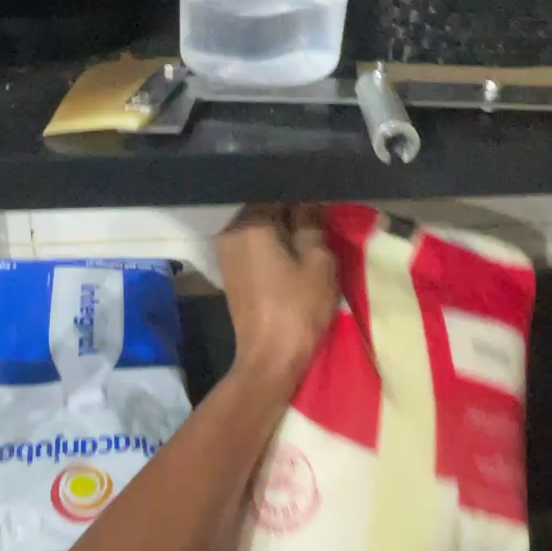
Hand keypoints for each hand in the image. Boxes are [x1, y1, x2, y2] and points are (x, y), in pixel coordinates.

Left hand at [217, 204, 337, 393]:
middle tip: (321, 218)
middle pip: (265, 209)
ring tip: (310, 235)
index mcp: (250, 223)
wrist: (270, 358)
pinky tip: (292, 253)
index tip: (324, 202)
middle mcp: (231, 232)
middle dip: (291, 211)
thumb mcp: (318, 262)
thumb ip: (312, 224)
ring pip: (259, 228)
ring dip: (282, 230)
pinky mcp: (230, 272)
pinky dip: (272, 245)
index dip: (304, 195)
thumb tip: (308, 202)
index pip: (279, 192)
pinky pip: (253, 246)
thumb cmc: (298, 308)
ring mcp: (227, 253)